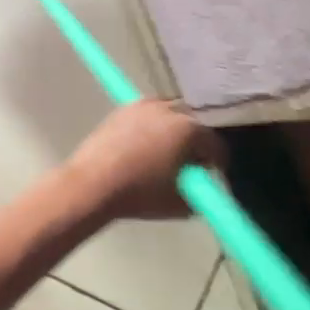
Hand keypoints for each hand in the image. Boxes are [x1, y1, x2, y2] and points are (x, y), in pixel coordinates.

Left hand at [63, 100, 224, 220]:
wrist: (93, 184)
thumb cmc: (140, 194)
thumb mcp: (180, 203)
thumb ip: (200, 194)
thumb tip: (201, 189)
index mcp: (189, 130)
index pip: (215, 145)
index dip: (217, 162)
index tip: (212, 175)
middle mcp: (170, 109)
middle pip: (193, 123)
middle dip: (196, 141)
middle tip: (190, 163)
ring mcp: (144, 105)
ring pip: (170, 112)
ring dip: (174, 128)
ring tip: (167, 150)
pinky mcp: (123, 109)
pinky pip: (148, 112)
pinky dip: (152, 124)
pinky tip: (145, 142)